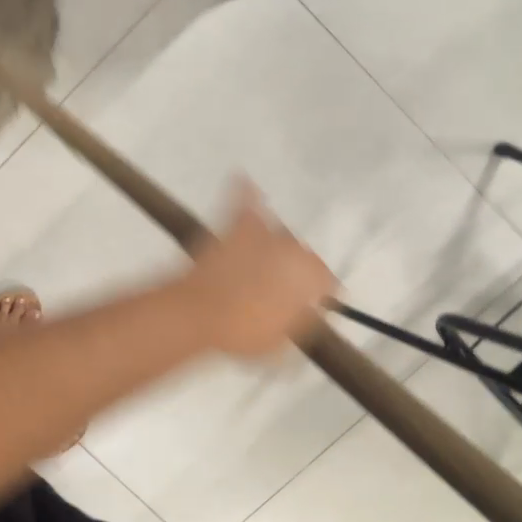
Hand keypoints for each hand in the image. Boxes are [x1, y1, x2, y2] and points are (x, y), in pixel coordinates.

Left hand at [179, 184, 335, 357]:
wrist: (197, 312)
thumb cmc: (240, 333)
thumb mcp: (279, 342)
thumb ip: (299, 323)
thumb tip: (308, 313)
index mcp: (311, 276)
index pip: (325, 279)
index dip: (317, 292)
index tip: (309, 302)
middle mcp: (292, 248)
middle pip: (299, 255)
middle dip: (290, 269)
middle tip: (273, 289)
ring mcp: (261, 234)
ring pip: (275, 235)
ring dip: (270, 245)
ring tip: (258, 261)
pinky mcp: (231, 227)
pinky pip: (241, 201)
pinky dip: (243, 191)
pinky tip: (243, 178)